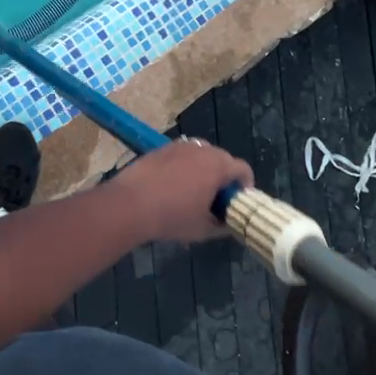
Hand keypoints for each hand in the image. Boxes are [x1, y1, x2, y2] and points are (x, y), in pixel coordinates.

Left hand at [108, 139, 255, 243]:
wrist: (130, 203)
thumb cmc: (172, 216)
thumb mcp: (203, 229)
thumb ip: (222, 226)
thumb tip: (228, 223)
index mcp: (217, 165)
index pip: (243, 169)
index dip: (245, 185)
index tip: (237, 202)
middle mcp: (201, 148)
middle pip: (222, 159)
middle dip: (224, 177)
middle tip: (217, 199)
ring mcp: (179, 145)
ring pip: (201, 154)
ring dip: (204, 169)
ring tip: (194, 191)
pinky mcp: (161, 148)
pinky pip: (182, 154)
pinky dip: (184, 166)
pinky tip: (173, 185)